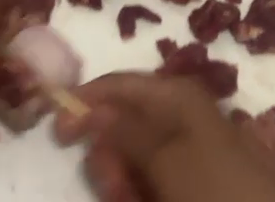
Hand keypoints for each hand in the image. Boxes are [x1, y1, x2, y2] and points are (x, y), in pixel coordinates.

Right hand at [52, 73, 274, 201]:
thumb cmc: (219, 192)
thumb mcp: (167, 158)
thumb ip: (124, 129)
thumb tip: (89, 106)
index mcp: (178, 97)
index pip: (119, 84)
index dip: (85, 101)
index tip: (56, 129)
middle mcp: (183, 117)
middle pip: (123, 124)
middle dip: (108, 155)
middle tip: (111, 187)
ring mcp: (191, 154)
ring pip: (135, 159)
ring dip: (122, 180)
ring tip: (127, 200)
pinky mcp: (196, 186)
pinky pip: (154, 181)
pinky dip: (140, 193)